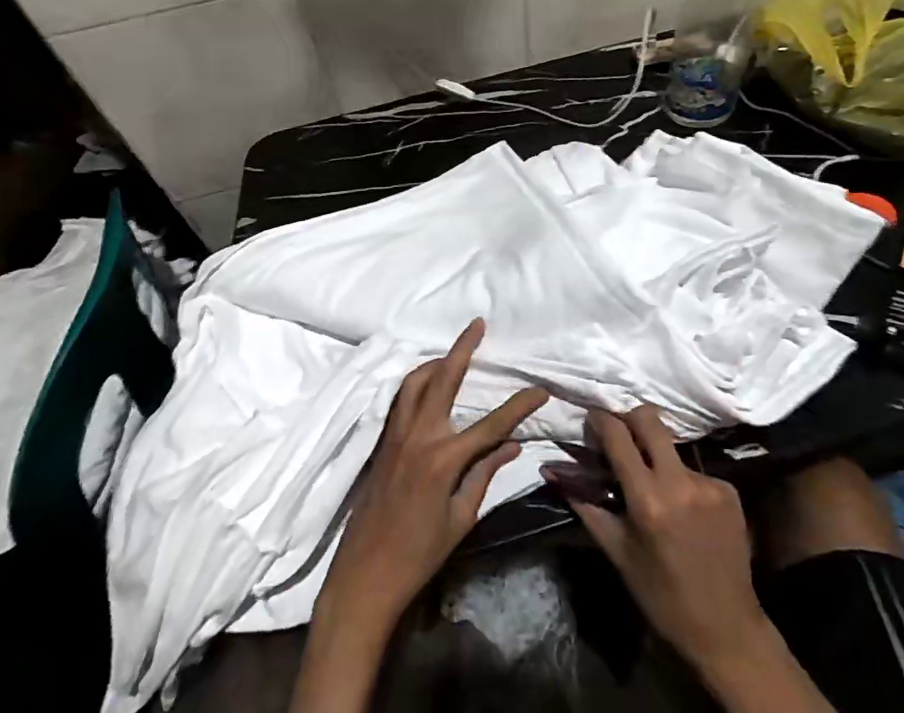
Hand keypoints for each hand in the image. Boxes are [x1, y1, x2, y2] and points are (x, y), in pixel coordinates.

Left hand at [292, 319, 545, 712]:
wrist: (364, 578)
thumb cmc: (419, 555)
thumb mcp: (461, 518)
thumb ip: (485, 473)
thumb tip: (511, 444)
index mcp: (443, 460)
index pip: (490, 424)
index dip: (518, 405)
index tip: (540, 390)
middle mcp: (417, 438)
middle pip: (441, 381)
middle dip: (462, 349)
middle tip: (477, 324)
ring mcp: (394, 438)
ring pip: (413, 384)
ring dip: (434, 362)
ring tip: (453, 352)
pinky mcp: (381, 445)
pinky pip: (399, 401)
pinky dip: (414, 383)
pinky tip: (425, 384)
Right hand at [558, 406, 832, 712]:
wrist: (725, 625)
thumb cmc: (661, 595)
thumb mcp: (617, 553)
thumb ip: (587, 505)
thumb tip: (554, 472)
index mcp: (648, 499)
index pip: (619, 436)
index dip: (601, 420)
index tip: (592, 418)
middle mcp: (680, 482)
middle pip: (651, 420)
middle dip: (630, 418)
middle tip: (619, 435)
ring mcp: (709, 482)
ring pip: (673, 447)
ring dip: (657, 456)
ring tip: (652, 485)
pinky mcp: (729, 489)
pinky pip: (695, 470)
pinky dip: (681, 480)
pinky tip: (682, 508)